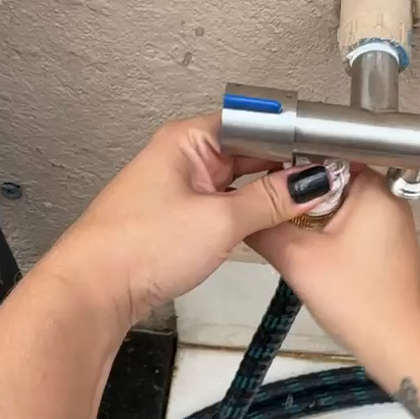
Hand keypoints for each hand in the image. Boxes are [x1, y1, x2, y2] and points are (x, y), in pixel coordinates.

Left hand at [37, 115, 330, 328]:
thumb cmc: (136, 247)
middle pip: (251, 152)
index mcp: (188, 139)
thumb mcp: (221, 220)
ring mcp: (182, 187)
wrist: (94, 292)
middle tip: (324, 185)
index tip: (325, 158)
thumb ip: (273, 199)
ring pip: (241, 181)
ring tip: (303, 205)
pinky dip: (250, 213)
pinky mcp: (181, 217)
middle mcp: (184, 156)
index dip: (293, 142)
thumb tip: (311, 181)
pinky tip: (271, 224)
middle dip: (286, 170)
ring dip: (269, 194)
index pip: (256, 126)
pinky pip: (227, 205)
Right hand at [245, 169, 419, 374]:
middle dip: (299, 200)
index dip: (289, 166)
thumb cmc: (364, 304)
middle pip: (329, 182)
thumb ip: (264, 228)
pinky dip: (327, 237)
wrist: (398, 347)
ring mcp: (390, 225)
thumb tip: (241, 214)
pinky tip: (316, 258)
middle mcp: (388, 201)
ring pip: (337, 207)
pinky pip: (349, 228)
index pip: (324, 153)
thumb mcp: (298, 259)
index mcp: (374, 190)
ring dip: (311, 221)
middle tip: (275, 217)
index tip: (266, 180)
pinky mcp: (386, 247)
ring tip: (297, 242)